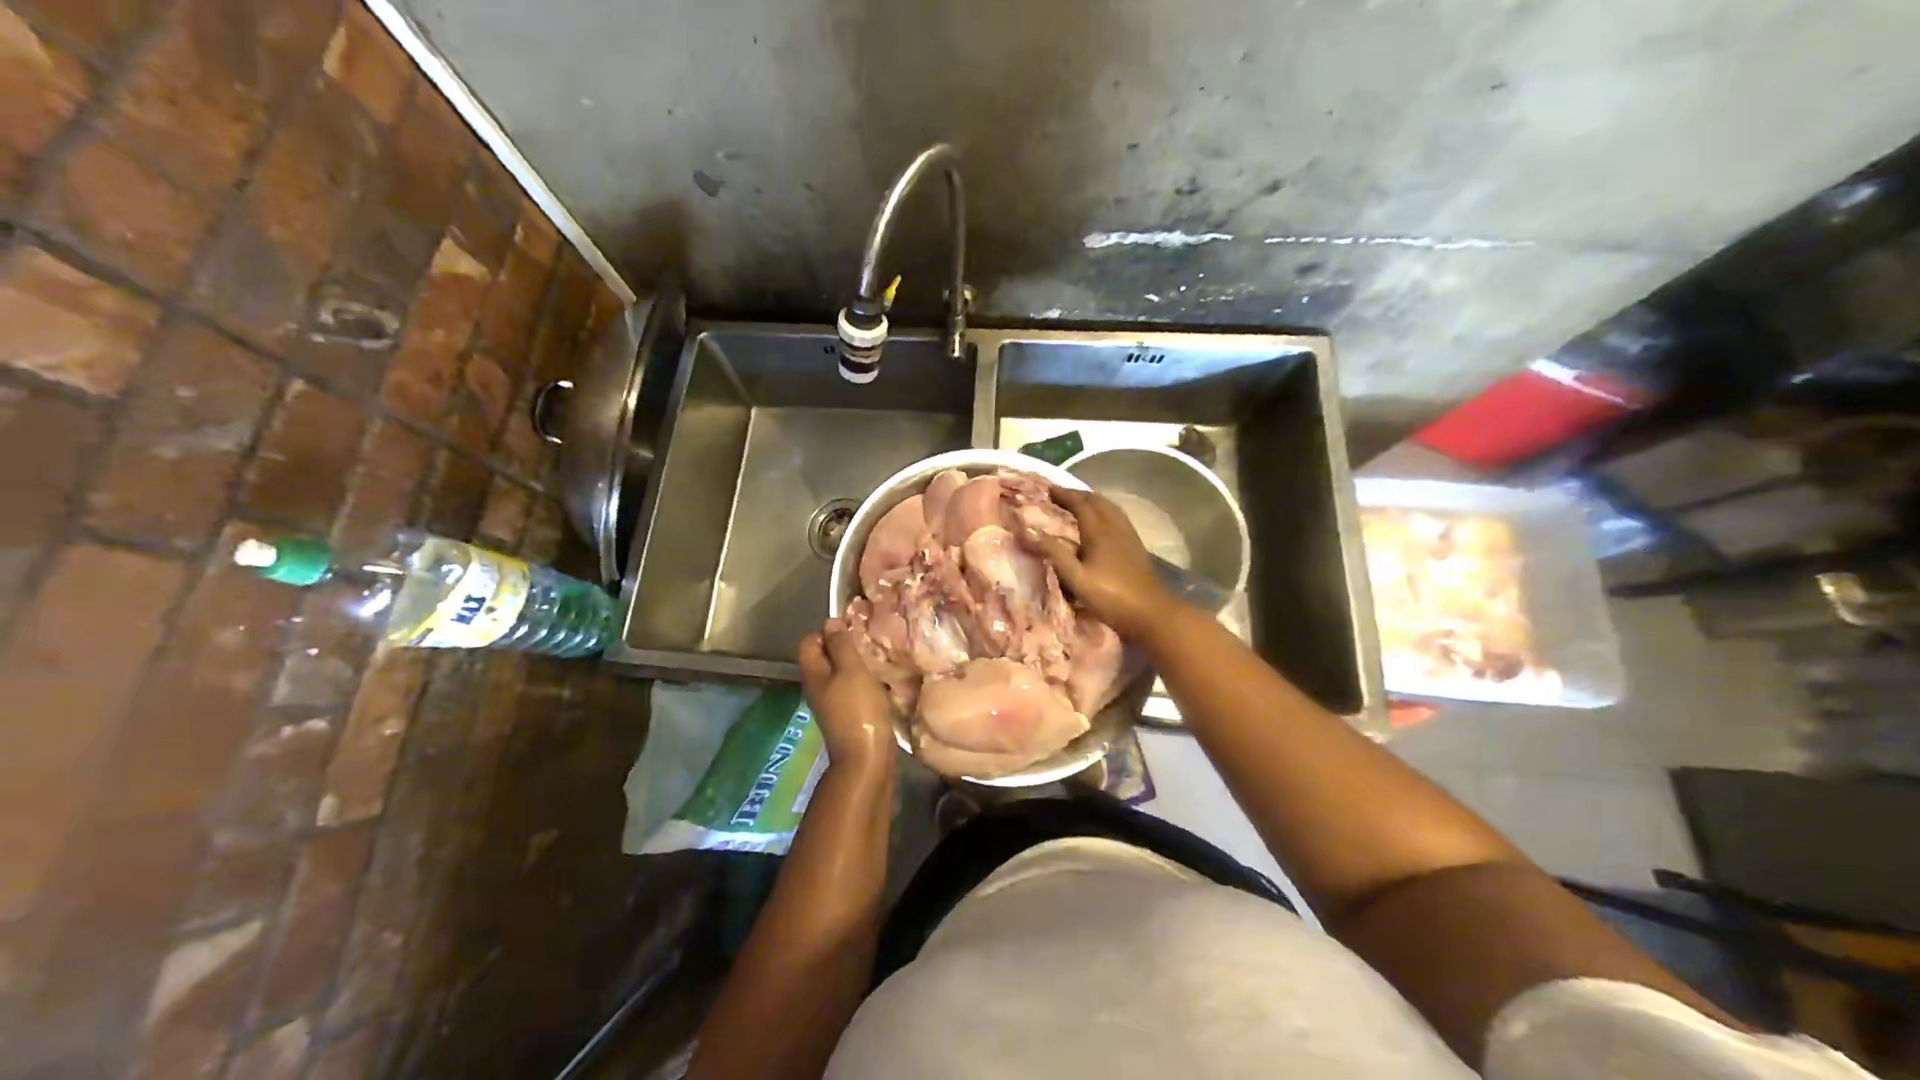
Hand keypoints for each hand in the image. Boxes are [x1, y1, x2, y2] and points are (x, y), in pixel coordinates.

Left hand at [799, 618, 898, 775]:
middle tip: (867, 641)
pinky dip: (860, 682)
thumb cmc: (859, 710)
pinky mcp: (845, 717)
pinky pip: (848, 690)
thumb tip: (829, 622)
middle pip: (822, 658)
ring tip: (875, 659)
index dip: (827, 631)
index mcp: (813, 674)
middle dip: (842, 646)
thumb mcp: (852, 671)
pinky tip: (877, 683)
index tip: (851, 629)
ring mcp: (830, 704)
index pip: (809, 642)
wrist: (867, 759)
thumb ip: (840, 645)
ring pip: (837, 674)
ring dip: (853, 665)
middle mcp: (816, 688)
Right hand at [1030, 486, 1175, 639]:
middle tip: (1061, 495)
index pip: (1080, 504)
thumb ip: (1053, 553)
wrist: (1151, 613)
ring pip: (1111, 508)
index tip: (1048, 489)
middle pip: (1097, 502)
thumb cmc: (1110, 596)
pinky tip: (1104, 523)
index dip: (1064, 495)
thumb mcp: (1076, 578)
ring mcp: (1129, 536)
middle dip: (1078, 495)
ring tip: (1080, 503)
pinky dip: (1106, 511)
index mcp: (1099, 531)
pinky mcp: (1136, 547)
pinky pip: (1119, 518)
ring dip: (1094, 501)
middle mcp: (1115, 527)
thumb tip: (1027, 530)